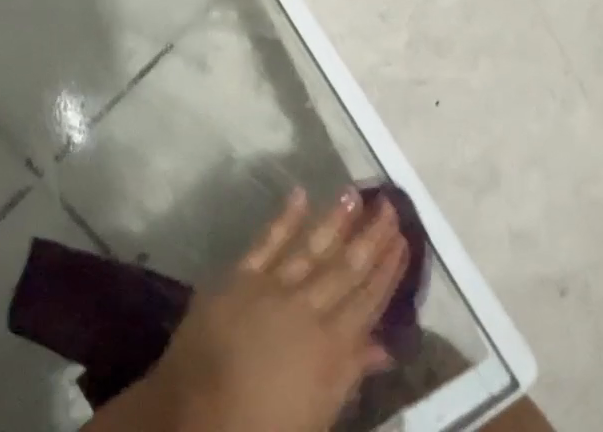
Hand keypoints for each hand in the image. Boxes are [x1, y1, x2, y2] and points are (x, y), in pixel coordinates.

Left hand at [147, 186, 409, 431]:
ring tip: (354, 193)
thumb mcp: (320, 410)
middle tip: (388, 205)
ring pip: (312, 249)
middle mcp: (307, 309)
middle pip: (346, 268)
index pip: (369, 300)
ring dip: (335, 220)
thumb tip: (384, 347)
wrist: (198, 415)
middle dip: (371, 236)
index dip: (389, 269)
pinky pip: (266, 243)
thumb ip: (350, 372)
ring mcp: (271, 289)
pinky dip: (284, 219)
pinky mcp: (238, 279)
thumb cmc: (263, 422)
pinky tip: (300, 195)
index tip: (404, 240)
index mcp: (332, 346)